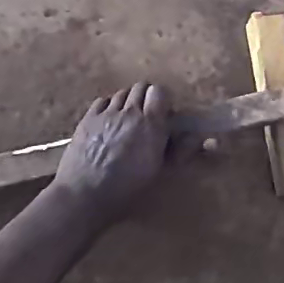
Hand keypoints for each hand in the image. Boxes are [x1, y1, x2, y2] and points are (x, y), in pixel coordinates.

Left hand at [48, 83, 171, 223]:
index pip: (160, 91)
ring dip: (128, 102)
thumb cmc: (126, 188)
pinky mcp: (87, 118)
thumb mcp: (159, 172)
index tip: (163, 113)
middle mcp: (130, 112)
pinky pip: (102, 101)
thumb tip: (199, 137)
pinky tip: (108, 123)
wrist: (84, 195)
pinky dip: (108, 107)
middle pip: (141, 87)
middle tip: (146, 116)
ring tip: (126, 120)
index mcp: (151, 124)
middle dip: (146, 98)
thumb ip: (181, 151)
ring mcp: (106, 113)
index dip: (162, 99)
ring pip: (121, 94)